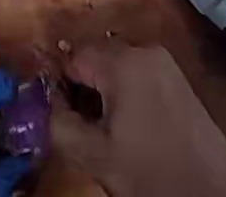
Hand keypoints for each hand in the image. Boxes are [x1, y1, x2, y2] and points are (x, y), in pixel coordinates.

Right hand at [51, 44, 225, 196]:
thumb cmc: (151, 174)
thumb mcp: (96, 156)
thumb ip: (61, 124)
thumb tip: (46, 103)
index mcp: (122, 62)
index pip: (74, 56)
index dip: (61, 83)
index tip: (59, 112)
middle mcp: (144, 50)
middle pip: (97, 57)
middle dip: (83, 86)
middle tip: (82, 125)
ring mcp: (165, 63)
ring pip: (118, 66)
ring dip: (104, 90)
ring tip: (106, 130)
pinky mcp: (179, 79)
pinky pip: (139, 74)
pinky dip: (127, 92)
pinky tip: (131, 128)